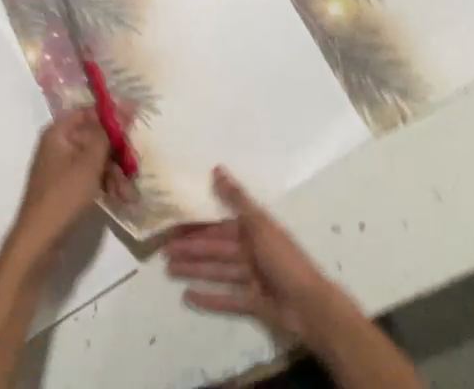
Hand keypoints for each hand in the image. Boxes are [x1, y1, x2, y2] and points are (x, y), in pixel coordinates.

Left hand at [9, 108, 133, 256]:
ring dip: (115, 174)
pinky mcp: (69, 187)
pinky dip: (106, 185)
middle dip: (117, 153)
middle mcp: (60, 145)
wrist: (40, 240)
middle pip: (95, 137)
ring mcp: (64, 167)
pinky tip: (121, 200)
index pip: (88, 112)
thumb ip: (108, 135)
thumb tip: (125, 106)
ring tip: (129, 195)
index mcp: (59, 132)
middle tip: (135, 168)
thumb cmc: (63, 196)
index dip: (112, 115)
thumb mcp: (89, 163)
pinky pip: (92, 177)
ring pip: (97, 159)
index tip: (136, 121)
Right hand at [164, 167, 352, 338]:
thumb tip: (217, 168)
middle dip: (190, 249)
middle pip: (215, 249)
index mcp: (254, 232)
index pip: (220, 226)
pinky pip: (227, 298)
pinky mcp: (253, 303)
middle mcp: (251, 252)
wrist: (310, 305)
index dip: (198, 226)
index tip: (174, 225)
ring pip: (217, 271)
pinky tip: (188, 296)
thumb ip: (237, 199)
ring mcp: (252, 279)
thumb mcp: (259, 224)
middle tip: (163, 250)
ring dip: (194, 269)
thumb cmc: (284, 259)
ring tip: (168, 269)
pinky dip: (209, 297)